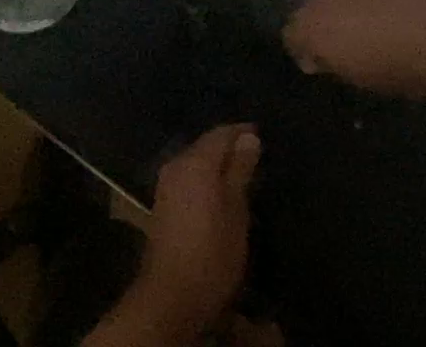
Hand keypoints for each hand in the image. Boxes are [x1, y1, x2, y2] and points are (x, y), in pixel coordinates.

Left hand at [124, 123, 262, 337]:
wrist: (172, 293)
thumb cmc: (212, 252)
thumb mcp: (236, 211)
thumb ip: (240, 171)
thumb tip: (249, 136)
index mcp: (195, 163)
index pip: (220, 134)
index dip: (242, 132)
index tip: (263, 135)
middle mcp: (176, 165)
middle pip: (205, 145)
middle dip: (229, 146)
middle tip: (257, 154)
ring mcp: (165, 184)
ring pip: (196, 161)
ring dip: (217, 164)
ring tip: (243, 173)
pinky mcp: (162, 202)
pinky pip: (188, 177)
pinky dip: (205, 178)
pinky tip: (220, 191)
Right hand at [282, 0, 425, 96]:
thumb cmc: (389, 63)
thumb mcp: (347, 73)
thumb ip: (321, 60)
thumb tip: (311, 57)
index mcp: (313, 12)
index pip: (291, 31)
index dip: (300, 50)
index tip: (317, 68)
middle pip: (309, 9)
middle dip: (317, 28)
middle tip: (336, 54)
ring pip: (336, 1)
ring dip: (342, 18)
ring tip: (363, 43)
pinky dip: (366, 12)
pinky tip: (386, 32)